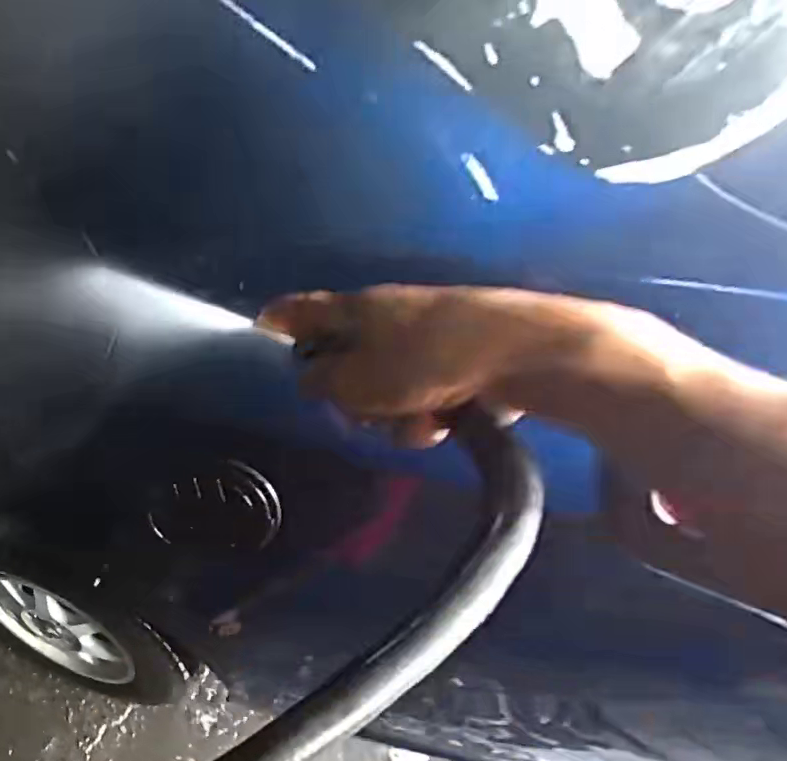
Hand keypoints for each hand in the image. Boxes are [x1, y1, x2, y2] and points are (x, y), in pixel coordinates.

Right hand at [256, 285, 665, 446]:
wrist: (526, 353)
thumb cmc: (425, 363)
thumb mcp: (355, 381)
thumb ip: (320, 382)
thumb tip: (311, 379)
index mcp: (358, 310)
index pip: (304, 310)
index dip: (279, 319)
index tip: (260, 325)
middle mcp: (388, 317)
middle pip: (344, 361)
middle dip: (349, 395)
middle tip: (357, 411)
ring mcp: (425, 337)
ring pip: (383, 387)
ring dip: (392, 415)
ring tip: (418, 424)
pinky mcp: (458, 359)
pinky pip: (420, 394)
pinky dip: (426, 415)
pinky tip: (443, 423)